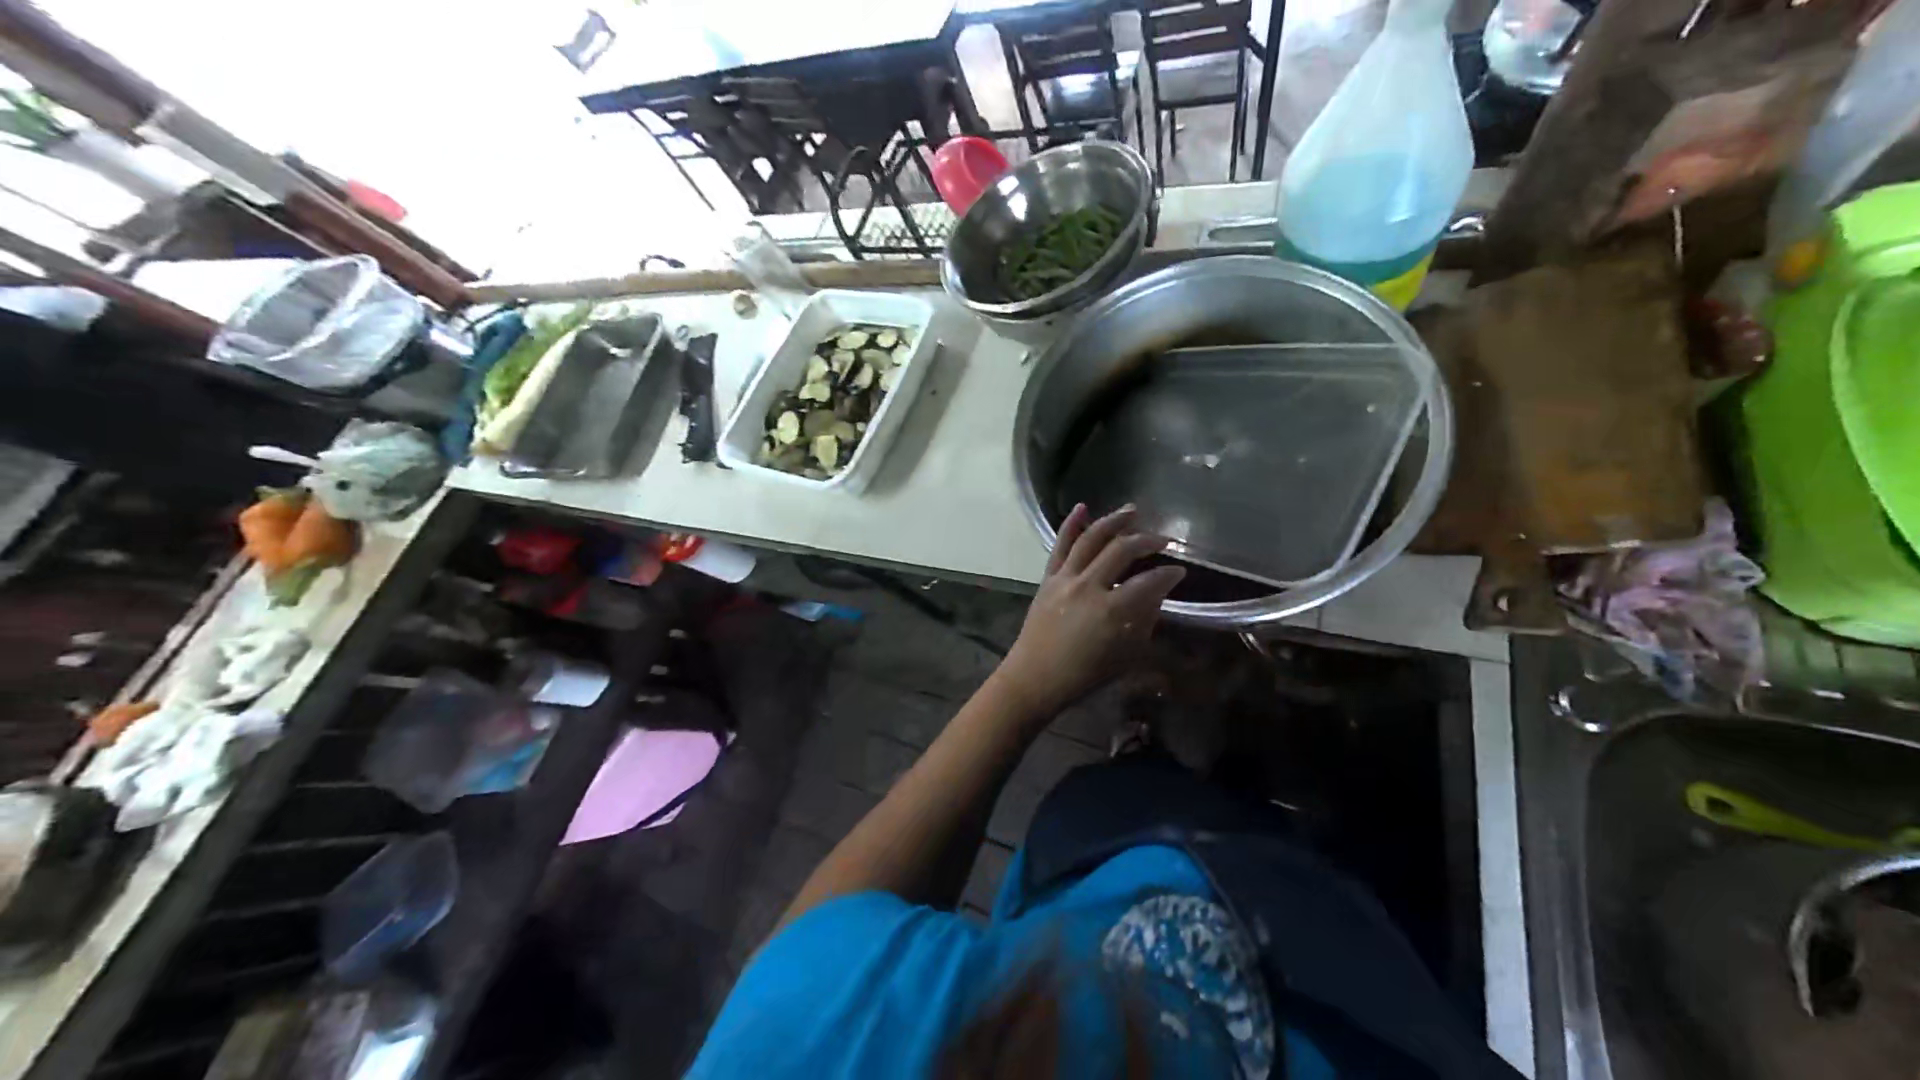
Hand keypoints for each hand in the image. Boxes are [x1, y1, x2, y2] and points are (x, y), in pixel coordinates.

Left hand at [996, 503, 1185, 717]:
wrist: (1035, 677)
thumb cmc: (1084, 674)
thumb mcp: (1126, 656)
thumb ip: (1144, 621)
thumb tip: (1156, 595)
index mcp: (1111, 610)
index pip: (1149, 582)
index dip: (1169, 574)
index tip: (1179, 570)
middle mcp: (1088, 586)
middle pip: (1122, 550)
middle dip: (1147, 540)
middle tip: (1163, 540)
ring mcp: (1065, 578)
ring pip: (1091, 539)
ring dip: (1113, 521)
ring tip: (1132, 510)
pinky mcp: (1048, 578)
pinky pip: (1060, 545)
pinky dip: (1071, 524)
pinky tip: (1083, 507)